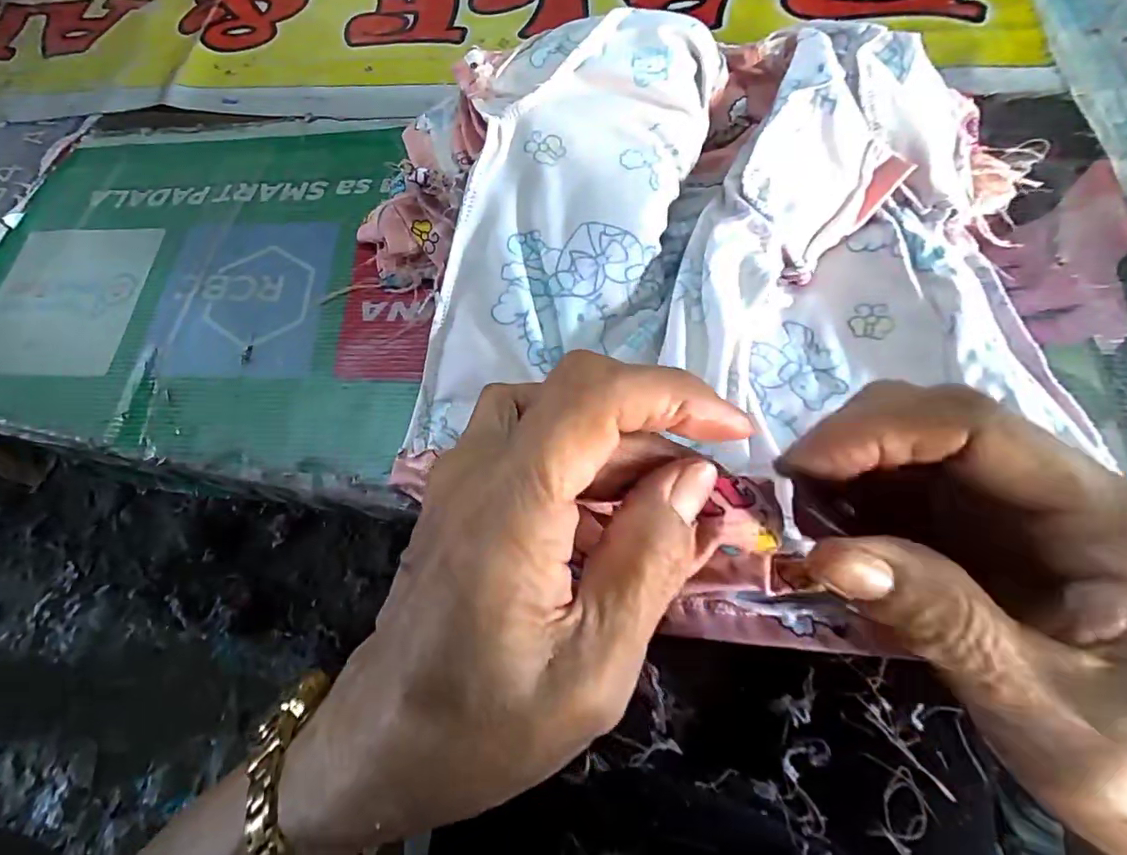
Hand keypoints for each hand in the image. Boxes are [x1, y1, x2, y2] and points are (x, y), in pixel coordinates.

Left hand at [143, 353, 753, 853]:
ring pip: (545, 409)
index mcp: (510, 502)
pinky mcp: (457, 491)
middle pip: (570, 394)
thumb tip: (696, 478)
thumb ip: (649, 559)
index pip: (591, 397)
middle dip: (651, 426)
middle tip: (705, 494)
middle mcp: (475, 466)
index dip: (671, 393)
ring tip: (663, 507)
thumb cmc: (490, 718)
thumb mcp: (595, 661)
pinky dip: (576, 460)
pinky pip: (523, 442)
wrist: (390, 732)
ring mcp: (458, 473)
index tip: (735, 429)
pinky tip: (609, 522)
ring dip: (613, 440)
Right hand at [781, 382, 1126, 854]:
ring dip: (855, 473)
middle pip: (950, 422)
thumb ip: (943, 625)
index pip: (983, 428)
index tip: (799, 466)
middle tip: (794, 498)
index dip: (876, 431)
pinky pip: (928, 490)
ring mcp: (1054, 516)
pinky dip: (869, 503)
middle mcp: (1095, 502)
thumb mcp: (1049, 720)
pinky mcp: (1020, 536)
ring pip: (928, 448)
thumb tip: (826, 556)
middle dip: (856, 446)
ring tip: (814, 525)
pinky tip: (849, 542)